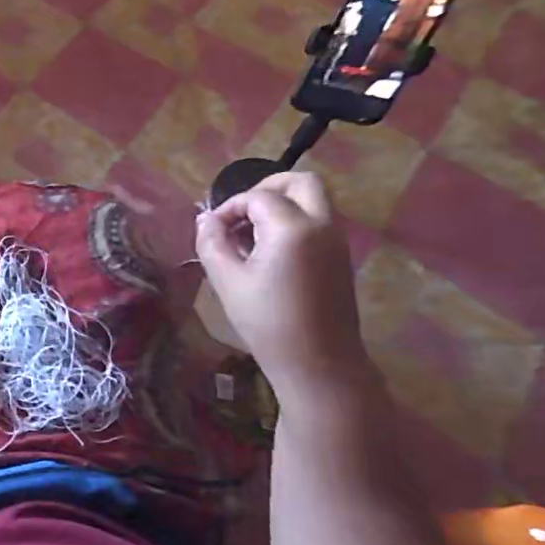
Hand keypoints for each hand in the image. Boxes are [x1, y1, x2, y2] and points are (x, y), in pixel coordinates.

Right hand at [194, 172, 367, 395]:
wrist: (318, 362)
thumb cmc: (267, 321)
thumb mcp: (227, 281)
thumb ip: (212, 243)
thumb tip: (205, 219)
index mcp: (293, 228)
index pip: (257, 197)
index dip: (228, 207)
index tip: (210, 231)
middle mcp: (322, 225)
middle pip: (301, 182)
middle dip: (266, 188)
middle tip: (239, 211)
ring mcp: (337, 241)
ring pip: (312, 201)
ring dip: (279, 205)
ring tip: (248, 237)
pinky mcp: (339, 257)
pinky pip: (316, 222)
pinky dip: (291, 222)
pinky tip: (266, 254)